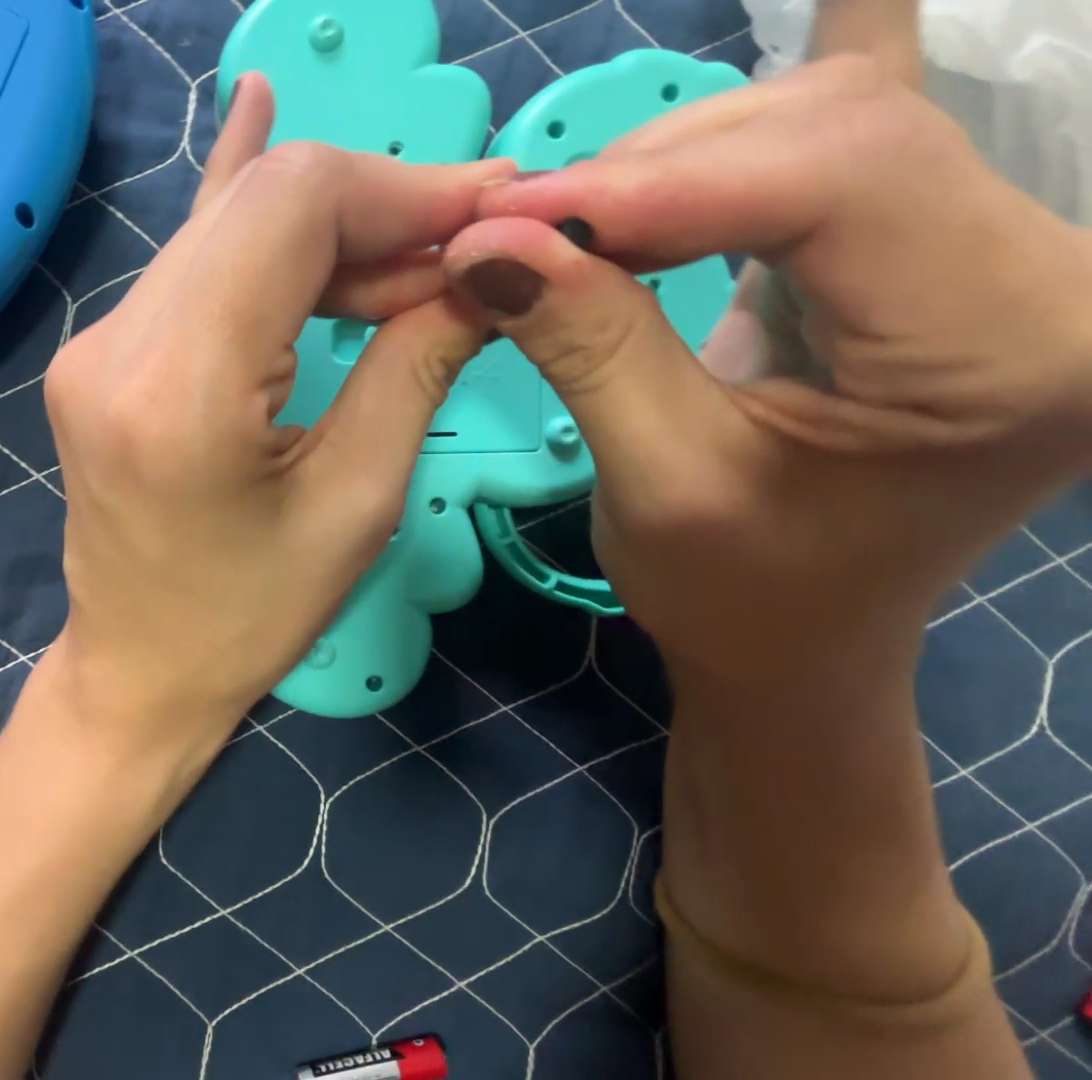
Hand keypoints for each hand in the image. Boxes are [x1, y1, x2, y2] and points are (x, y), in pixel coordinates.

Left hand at [42, 75, 506, 758]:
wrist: (138, 670)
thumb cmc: (248, 619)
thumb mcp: (355, 501)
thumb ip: (416, 362)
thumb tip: (488, 267)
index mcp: (179, 389)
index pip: (290, 205)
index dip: (401, 188)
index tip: (490, 215)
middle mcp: (116, 346)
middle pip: (257, 203)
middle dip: (375, 208)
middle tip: (467, 249)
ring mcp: (94, 346)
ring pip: (225, 230)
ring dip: (327, 234)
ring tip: (413, 267)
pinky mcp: (98, 357)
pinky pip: (187, 269)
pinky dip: (249, 226)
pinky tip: (257, 117)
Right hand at [451, 54, 1091, 681]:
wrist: (798, 643)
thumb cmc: (735, 596)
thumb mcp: (655, 481)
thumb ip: (587, 345)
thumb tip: (485, 243)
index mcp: (1001, 348)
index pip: (843, 182)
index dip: (662, 182)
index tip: (511, 219)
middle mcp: (1044, 274)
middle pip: (841, 131)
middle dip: (653, 169)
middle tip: (516, 225)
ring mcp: (998, 253)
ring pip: (831, 124)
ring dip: (672, 162)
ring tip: (562, 224)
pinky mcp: (933, 254)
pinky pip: (845, 150)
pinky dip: (750, 132)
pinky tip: (723, 96)